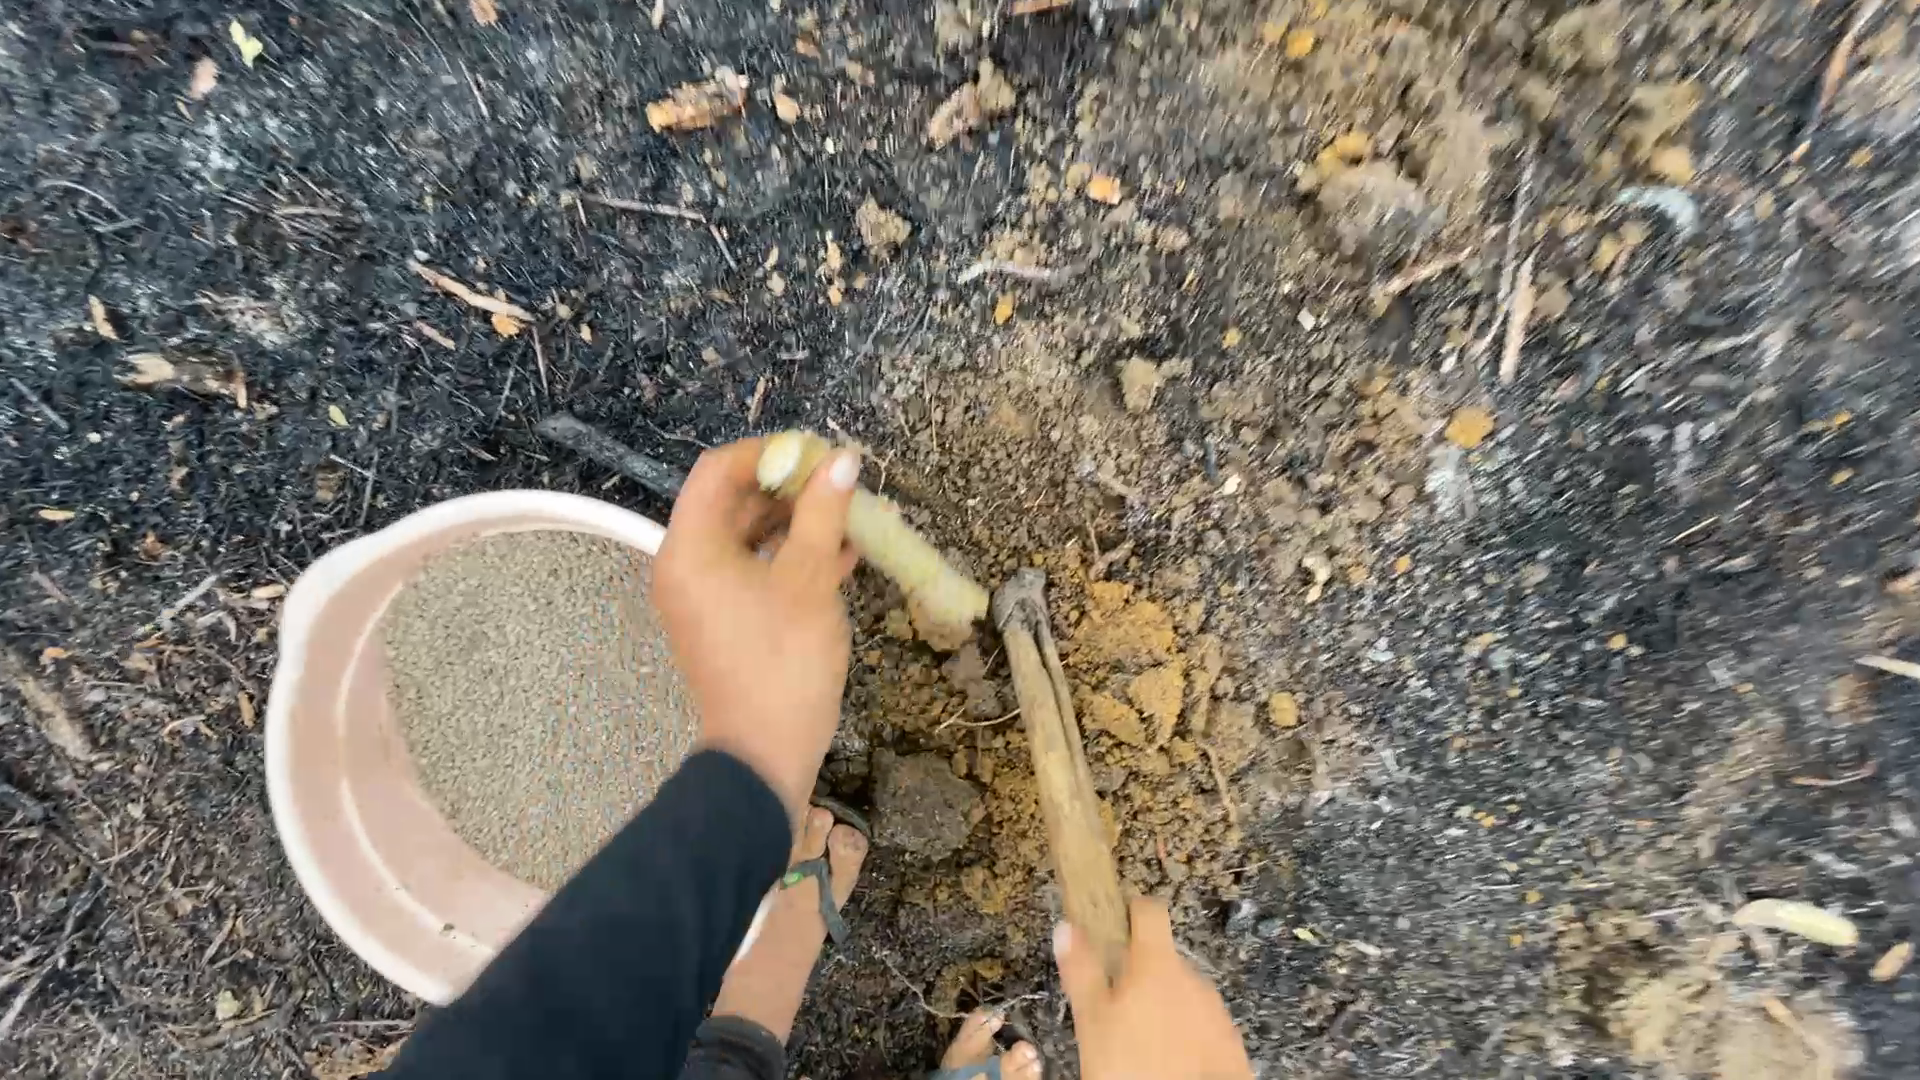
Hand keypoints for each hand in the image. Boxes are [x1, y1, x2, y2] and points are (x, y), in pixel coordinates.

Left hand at [651, 437, 862, 821]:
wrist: (765, 752)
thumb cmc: (784, 659)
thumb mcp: (810, 579)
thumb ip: (823, 513)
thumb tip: (842, 460)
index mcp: (692, 547)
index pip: (718, 471)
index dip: (768, 453)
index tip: (817, 455)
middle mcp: (688, 564)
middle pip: (735, 502)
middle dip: (791, 489)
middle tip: (841, 485)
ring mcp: (705, 594)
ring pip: (751, 537)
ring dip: (800, 524)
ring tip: (851, 517)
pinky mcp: (725, 617)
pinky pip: (756, 570)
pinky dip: (792, 558)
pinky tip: (843, 556)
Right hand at [1054, 897, 1253, 1079]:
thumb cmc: (1134, 1064)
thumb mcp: (1092, 1020)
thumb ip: (1081, 969)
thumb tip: (1066, 927)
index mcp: (1157, 962)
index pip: (1149, 910)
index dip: (1131, 912)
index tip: (1115, 927)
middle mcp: (1192, 977)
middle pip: (1164, 958)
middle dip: (1143, 973)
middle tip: (1120, 1006)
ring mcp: (1216, 1010)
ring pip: (1184, 993)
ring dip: (1166, 1005)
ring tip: (1145, 1040)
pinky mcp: (1232, 1045)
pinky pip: (1204, 1025)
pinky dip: (1189, 1033)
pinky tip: (1173, 1060)